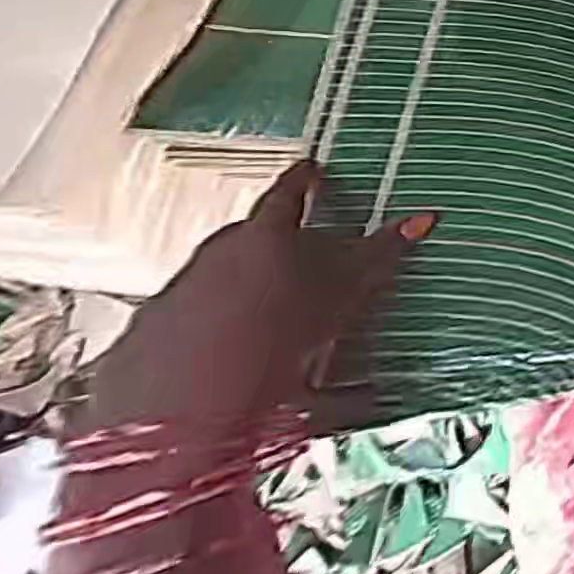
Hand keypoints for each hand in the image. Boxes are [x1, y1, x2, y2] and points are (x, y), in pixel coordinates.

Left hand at [77, 160, 435, 434]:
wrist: (189, 406)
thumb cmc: (280, 332)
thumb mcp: (347, 288)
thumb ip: (385, 250)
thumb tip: (427, 217)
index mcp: (264, 234)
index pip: (289, 191)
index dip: (304, 179)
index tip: (311, 167)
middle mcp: (213, 253)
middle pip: (250, 231)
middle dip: (274, 234)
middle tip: (298, 245)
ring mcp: (174, 295)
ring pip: (215, 274)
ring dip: (239, 281)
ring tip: (266, 306)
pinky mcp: (146, 338)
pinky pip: (183, 317)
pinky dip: (206, 322)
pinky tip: (226, 346)